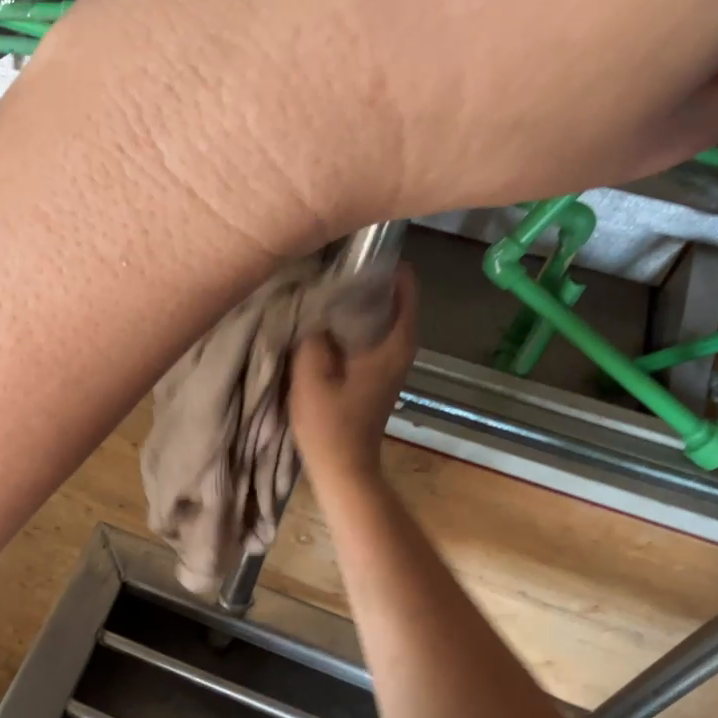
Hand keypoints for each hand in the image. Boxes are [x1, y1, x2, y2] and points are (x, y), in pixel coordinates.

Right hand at [291, 267, 420, 484]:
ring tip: (327, 285)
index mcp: (394, 343)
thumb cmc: (330, 423)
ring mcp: (392, 364)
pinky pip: (373, 334)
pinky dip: (356, 321)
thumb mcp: (311, 374)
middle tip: (334, 262)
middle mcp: (401, 349)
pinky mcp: (379, 375)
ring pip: (383, 317)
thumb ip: (313, 333)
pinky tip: (327, 321)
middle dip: (369, 278)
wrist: (344, 468)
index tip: (356, 249)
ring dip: (360, 301)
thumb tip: (316, 305)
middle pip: (394, 298)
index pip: (406, 285)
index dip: (385, 263)